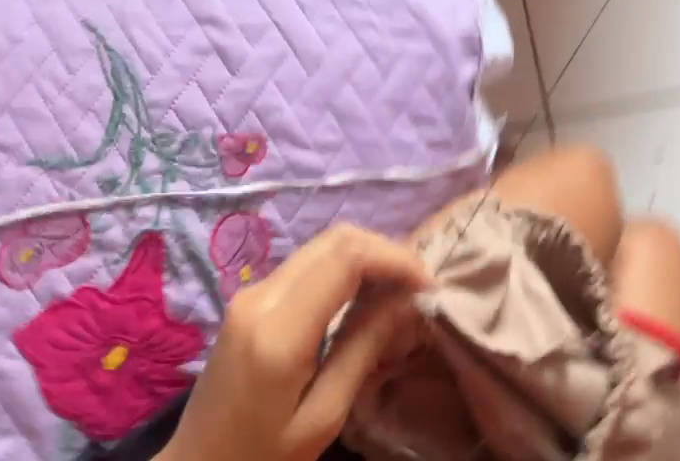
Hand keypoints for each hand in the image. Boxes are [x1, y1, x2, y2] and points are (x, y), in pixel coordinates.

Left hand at [159, 224, 429, 460]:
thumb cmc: (262, 456)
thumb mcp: (322, 417)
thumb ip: (362, 350)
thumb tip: (406, 300)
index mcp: (277, 328)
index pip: (346, 258)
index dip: (395, 259)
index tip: (429, 286)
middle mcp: (261, 293)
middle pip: (335, 240)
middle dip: (385, 252)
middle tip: (419, 286)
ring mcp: (251, 290)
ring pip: (322, 245)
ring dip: (366, 257)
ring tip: (400, 291)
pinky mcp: (251, 297)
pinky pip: (308, 264)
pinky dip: (344, 268)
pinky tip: (365, 295)